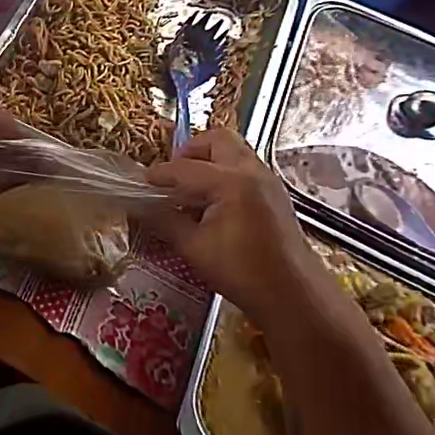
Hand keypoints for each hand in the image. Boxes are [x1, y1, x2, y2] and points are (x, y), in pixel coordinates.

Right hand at [139, 128, 310, 303]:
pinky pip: (245, 168)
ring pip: (234, 151)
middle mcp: (252, 171)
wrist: (292, 294)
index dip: (159, 174)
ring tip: (190, 190)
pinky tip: (212, 204)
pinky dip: (224, 174)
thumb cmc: (241, 271)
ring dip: (209, 161)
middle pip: (217, 140)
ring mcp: (268, 181)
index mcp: (230, 181)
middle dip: (190, 151)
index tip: (141, 182)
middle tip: (172, 175)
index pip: (184, 168)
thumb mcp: (193, 247)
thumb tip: (143, 208)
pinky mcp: (275, 194)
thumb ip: (165, 220)